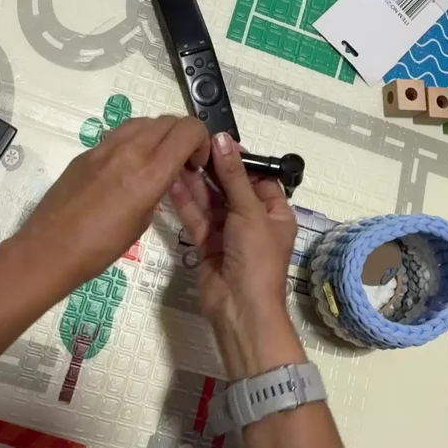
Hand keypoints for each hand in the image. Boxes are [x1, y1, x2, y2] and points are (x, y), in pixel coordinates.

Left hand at [13, 116, 210, 291]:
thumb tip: (162, 174)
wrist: (50, 249)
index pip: (189, 130)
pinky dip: (135, 140)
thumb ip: (158, 188)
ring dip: (158, 134)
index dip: (201, 141)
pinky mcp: (87, 152)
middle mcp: (130, 150)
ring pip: (144, 121)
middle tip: (181, 162)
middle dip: (183, 136)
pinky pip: (120, 133)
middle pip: (169, 120)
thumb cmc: (101, 248)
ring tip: (155, 160)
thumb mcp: (143, 220)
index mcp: (150, 171)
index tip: (196, 163)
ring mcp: (105, 147)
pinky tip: (129, 166)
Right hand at [168, 133, 305, 378]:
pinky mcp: (207, 245)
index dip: (240, 159)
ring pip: (211, 202)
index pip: (258, 178)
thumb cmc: (257, 258)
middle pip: (232, 188)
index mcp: (275, 213)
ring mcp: (228, 233)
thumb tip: (223, 139)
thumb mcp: (249, 211)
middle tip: (192, 145)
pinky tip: (172, 182)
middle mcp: (252, 220)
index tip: (218, 139)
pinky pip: (197, 218)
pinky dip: (186, 202)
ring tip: (178, 158)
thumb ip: (233, 176)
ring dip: (197, 182)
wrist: (240, 308)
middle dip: (214, 168)